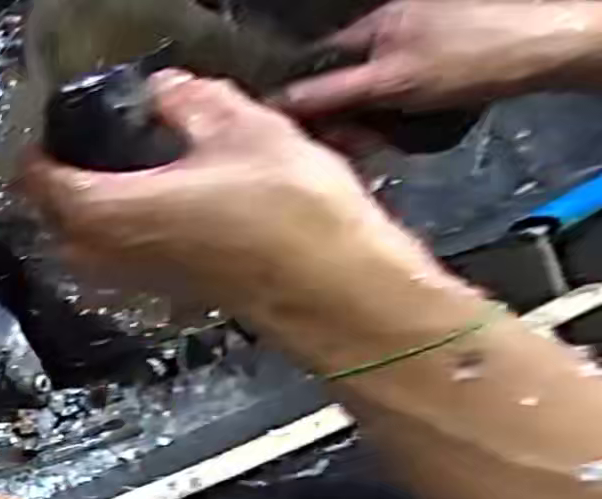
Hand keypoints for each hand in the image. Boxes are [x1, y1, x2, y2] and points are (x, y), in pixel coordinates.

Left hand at [24, 70, 481, 369]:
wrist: (309, 279)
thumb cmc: (279, 209)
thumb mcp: (239, 131)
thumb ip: (190, 103)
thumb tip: (164, 87)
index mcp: (98, 210)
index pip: (37, 180)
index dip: (37, 155)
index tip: (49, 136)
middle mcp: (86, 249)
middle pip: (48, 208)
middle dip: (60, 178)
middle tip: (86, 147)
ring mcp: (102, 273)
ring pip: (68, 233)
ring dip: (82, 203)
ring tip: (113, 171)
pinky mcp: (125, 286)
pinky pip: (94, 251)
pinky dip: (103, 226)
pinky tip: (139, 204)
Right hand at [279, 0, 601, 117]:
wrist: (559, 49)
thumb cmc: (478, 60)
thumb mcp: (387, 83)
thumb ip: (325, 94)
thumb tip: (273, 106)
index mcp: (377, 22)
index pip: (312, 65)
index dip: (297, 99)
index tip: (293, 130)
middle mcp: (394, 25)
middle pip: (336, 79)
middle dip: (331, 113)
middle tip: (338, 140)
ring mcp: (417, 40)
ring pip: (361, 88)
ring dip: (357, 118)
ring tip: (370, 136)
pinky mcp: (436, 57)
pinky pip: (388, 91)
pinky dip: (384, 112)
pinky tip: (393, 123)